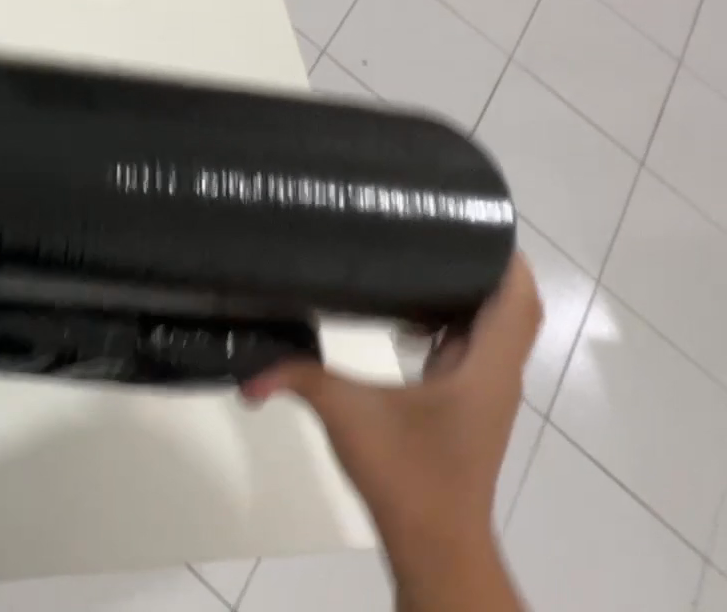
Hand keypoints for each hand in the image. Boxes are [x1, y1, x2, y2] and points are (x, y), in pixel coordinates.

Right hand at [243, 256, 541, 548]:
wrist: (433, 537)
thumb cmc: (406, 470)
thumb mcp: (343, 412)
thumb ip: (291, 378)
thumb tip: (242, 372)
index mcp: (483, 369)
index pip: (515, 304)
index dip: (504, 261)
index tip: (469, 222)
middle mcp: (493, 376)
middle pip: (507, 311)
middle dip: (477, 268)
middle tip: (424, 230)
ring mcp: (481, 394)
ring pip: (489, 332)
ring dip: (464, 297)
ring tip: (412, 261)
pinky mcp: (462, 407)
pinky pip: (467, 351)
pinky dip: (447, 326)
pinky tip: (402, 318)